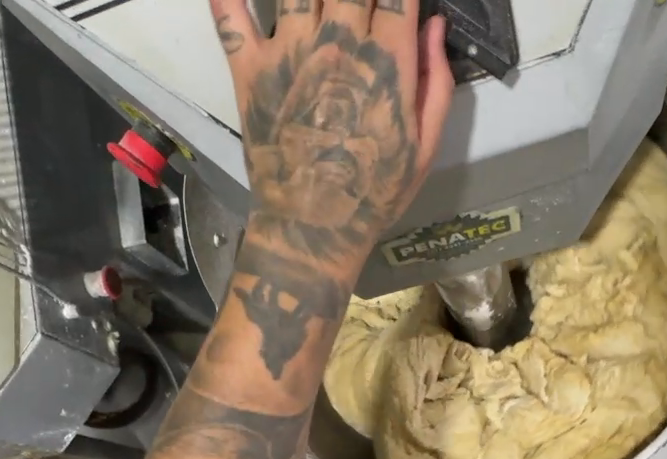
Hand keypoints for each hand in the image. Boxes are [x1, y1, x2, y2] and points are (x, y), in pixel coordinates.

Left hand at [213, 0, 455, 275]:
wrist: (314, 228)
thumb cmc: (374, 193)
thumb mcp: (424, 149)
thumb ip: (436, 83)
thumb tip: (434, 25)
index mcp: (386, 61)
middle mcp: (337, 41)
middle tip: (357, 4)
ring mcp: (289, 48)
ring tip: (316, 1)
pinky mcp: (250, 66)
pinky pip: (230, 13)